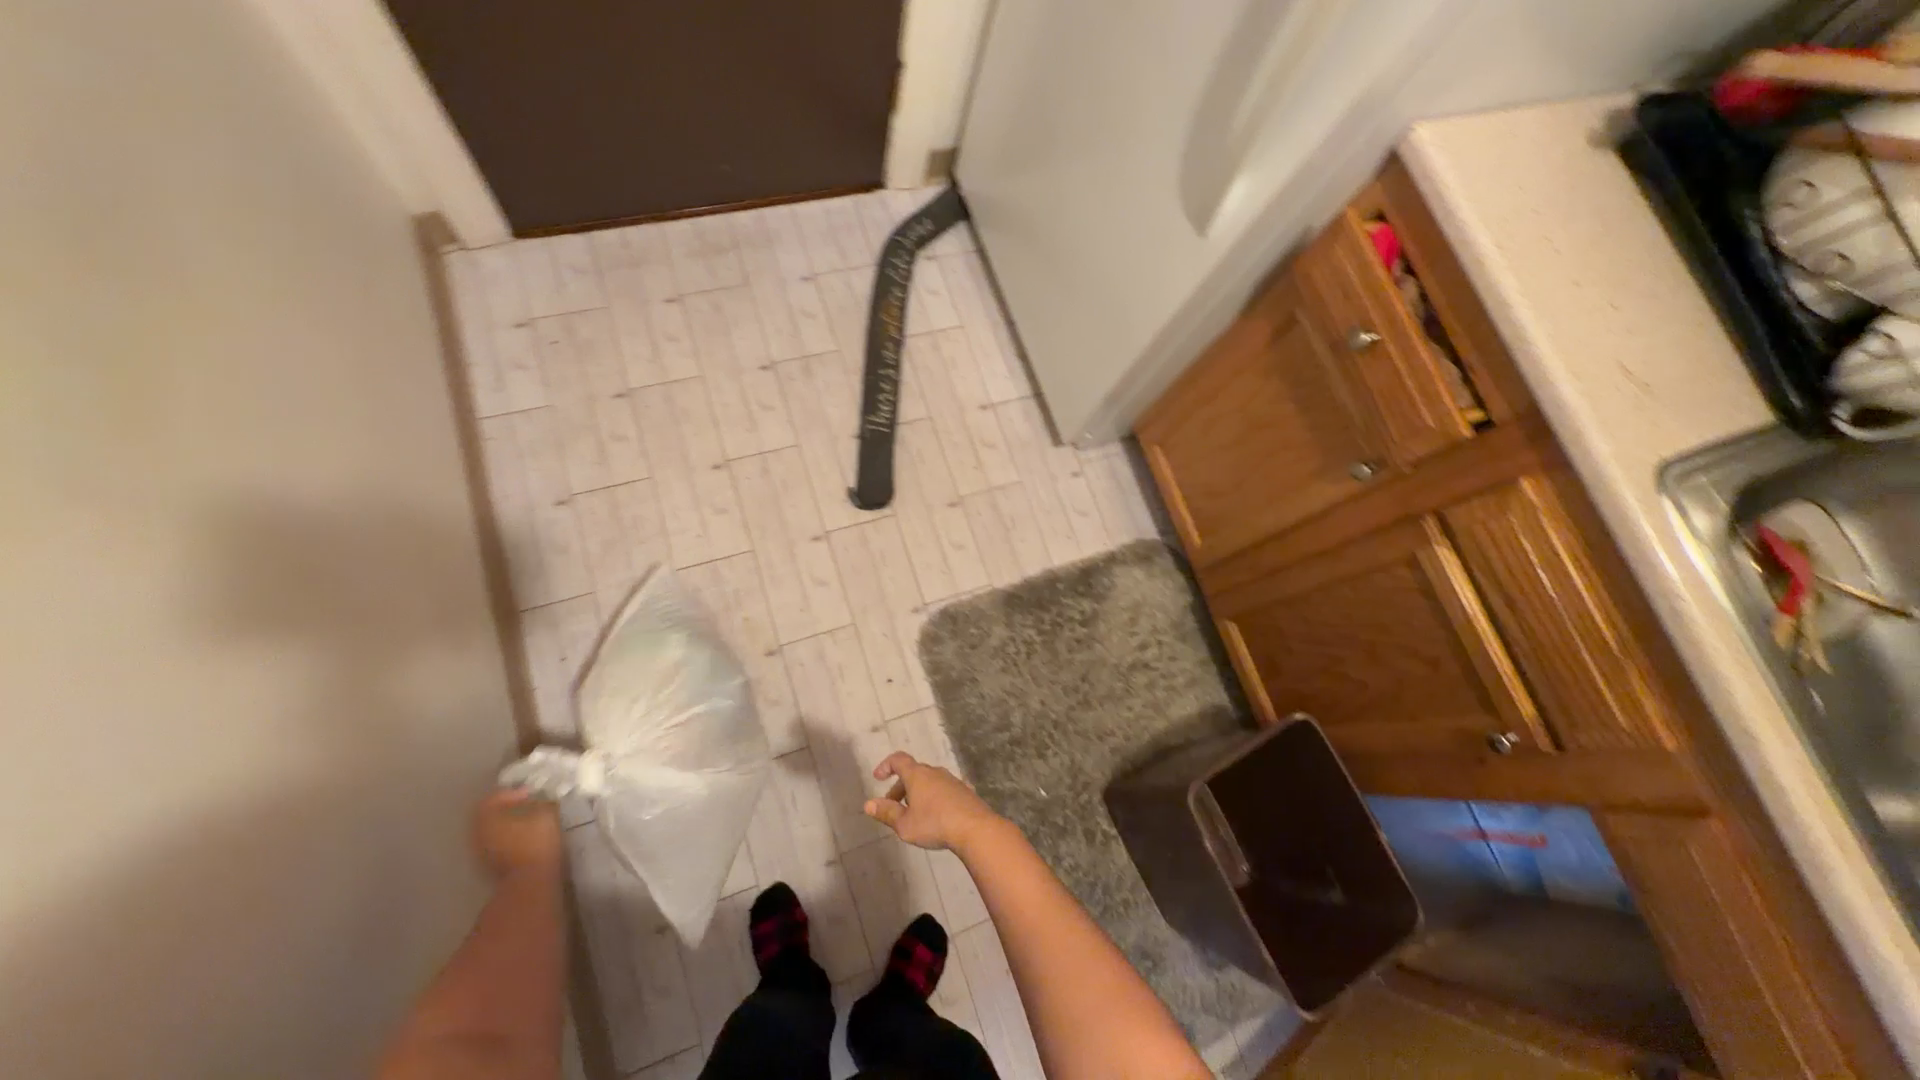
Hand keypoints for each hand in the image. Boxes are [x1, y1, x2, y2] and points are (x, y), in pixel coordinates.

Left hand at [473, 788, 561, 879]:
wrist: (529, 884)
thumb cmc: (536, 844)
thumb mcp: (547, 815)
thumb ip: (543, 803)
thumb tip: (542, 799)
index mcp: (487, 818)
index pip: (492, 799)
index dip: (510, 793)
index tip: (530, 794)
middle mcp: (478, 835)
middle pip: (489, 816)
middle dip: (507, 810)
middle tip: (527, 806)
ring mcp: (481, 854)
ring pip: (492, 833)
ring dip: (508, 827)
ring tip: (529, 824)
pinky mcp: (490, 869)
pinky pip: (497, 847)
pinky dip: (509, 841)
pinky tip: (526, 841)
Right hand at [864, 752, 1004, 851]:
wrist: (976, 829)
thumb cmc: (934, 824)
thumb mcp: (905, 824)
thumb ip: (886, 813)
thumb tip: (868, 804)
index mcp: (917, 775)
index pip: (898, 759)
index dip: (886, 765)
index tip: (878, 778)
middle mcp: (935, 772)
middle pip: (913, 773)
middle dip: (900, 788)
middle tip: (893, 807)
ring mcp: (952, 781)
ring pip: (929, 782)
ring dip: (917, 794)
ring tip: (913, 815)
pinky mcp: (965, 792)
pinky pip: (942, 790)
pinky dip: (933, 798)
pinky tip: (935, 818)